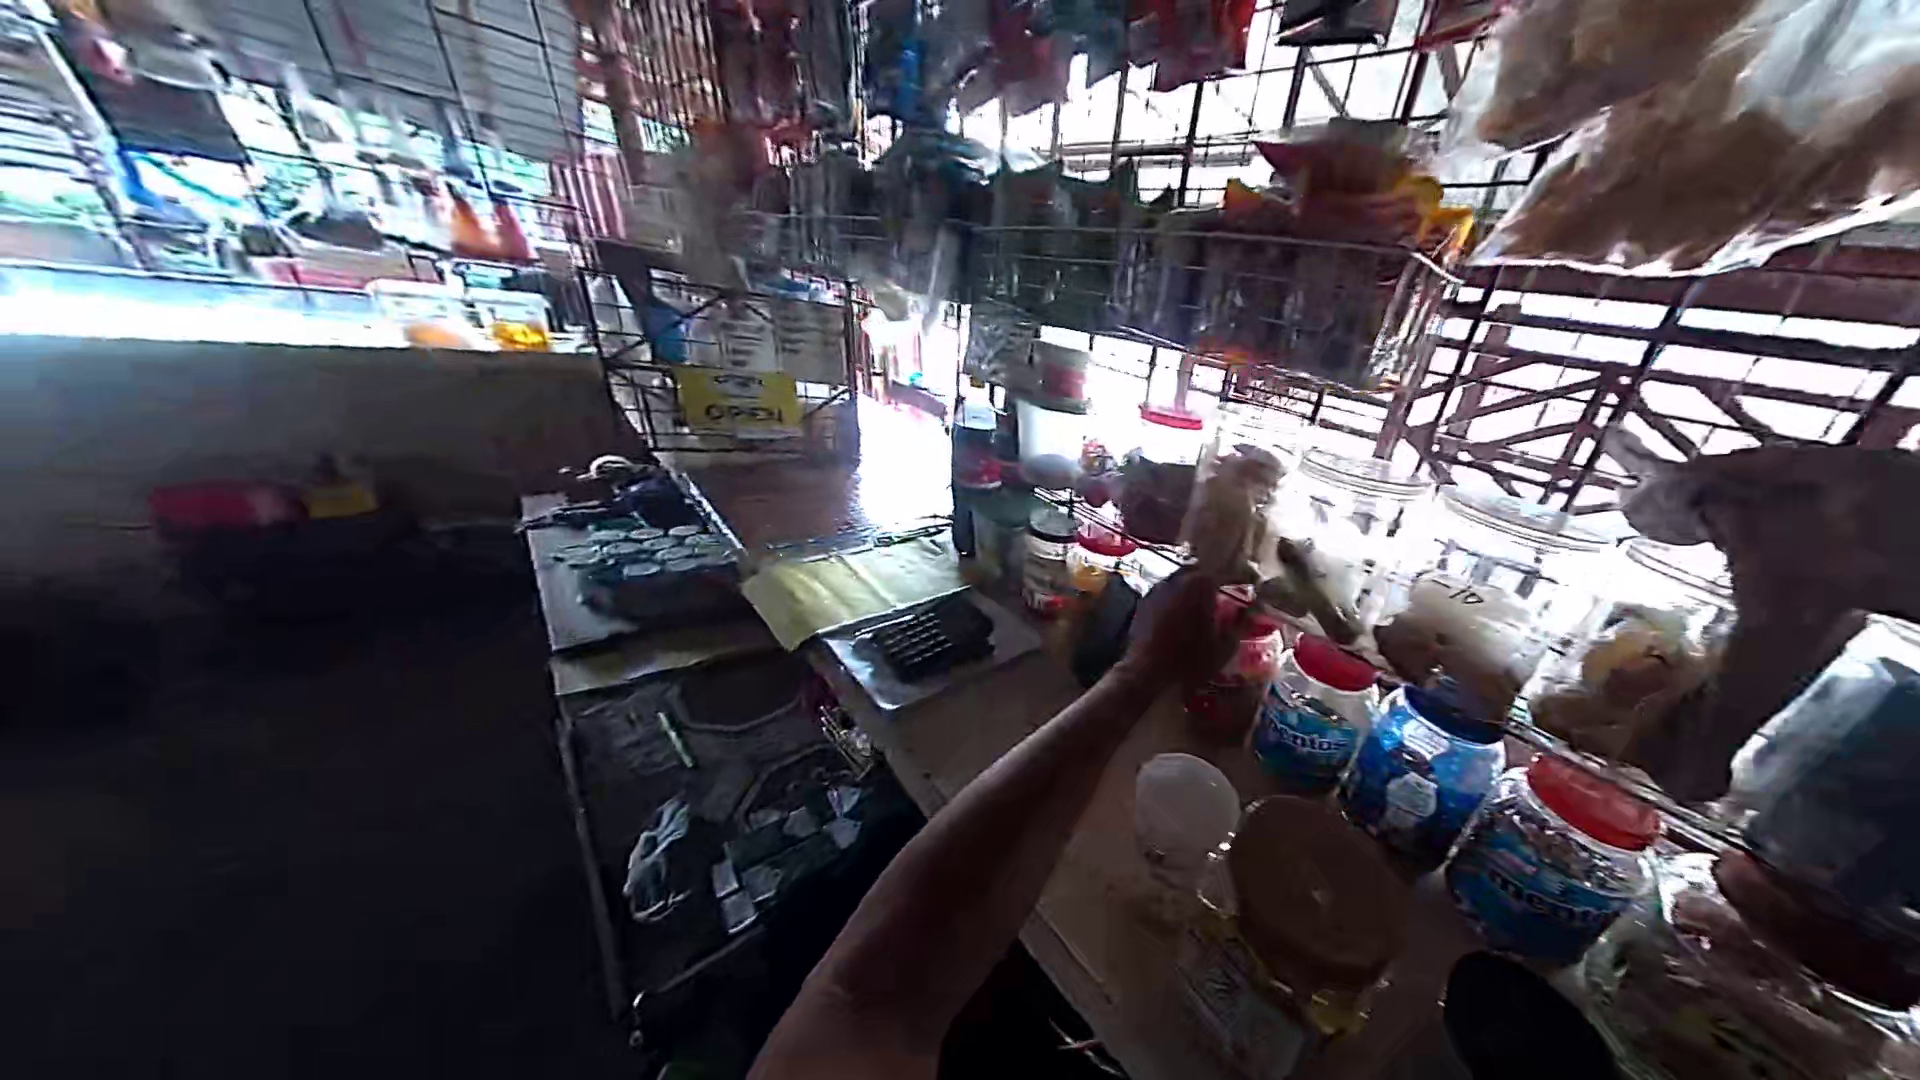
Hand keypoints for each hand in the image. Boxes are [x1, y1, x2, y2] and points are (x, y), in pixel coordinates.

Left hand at [1117, 568, 1240, 687]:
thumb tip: (1250, 611)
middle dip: (1214, 580)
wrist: (1147, 672)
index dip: (1240, 579)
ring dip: (1194, 588)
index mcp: (1201, 585)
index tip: (1249, 586)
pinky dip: (1177, 598)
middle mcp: (1177, 580)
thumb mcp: (1225, 646)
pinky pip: (1166, 593)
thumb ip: (1241, 623)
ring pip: (1181, 581)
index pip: (1226, 573)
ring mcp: (1157, 589)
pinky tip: (1182, 612)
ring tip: (1204, 602)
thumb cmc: (1191, 661)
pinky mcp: (1144, 601)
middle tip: (1226, 592)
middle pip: (1200, 572)